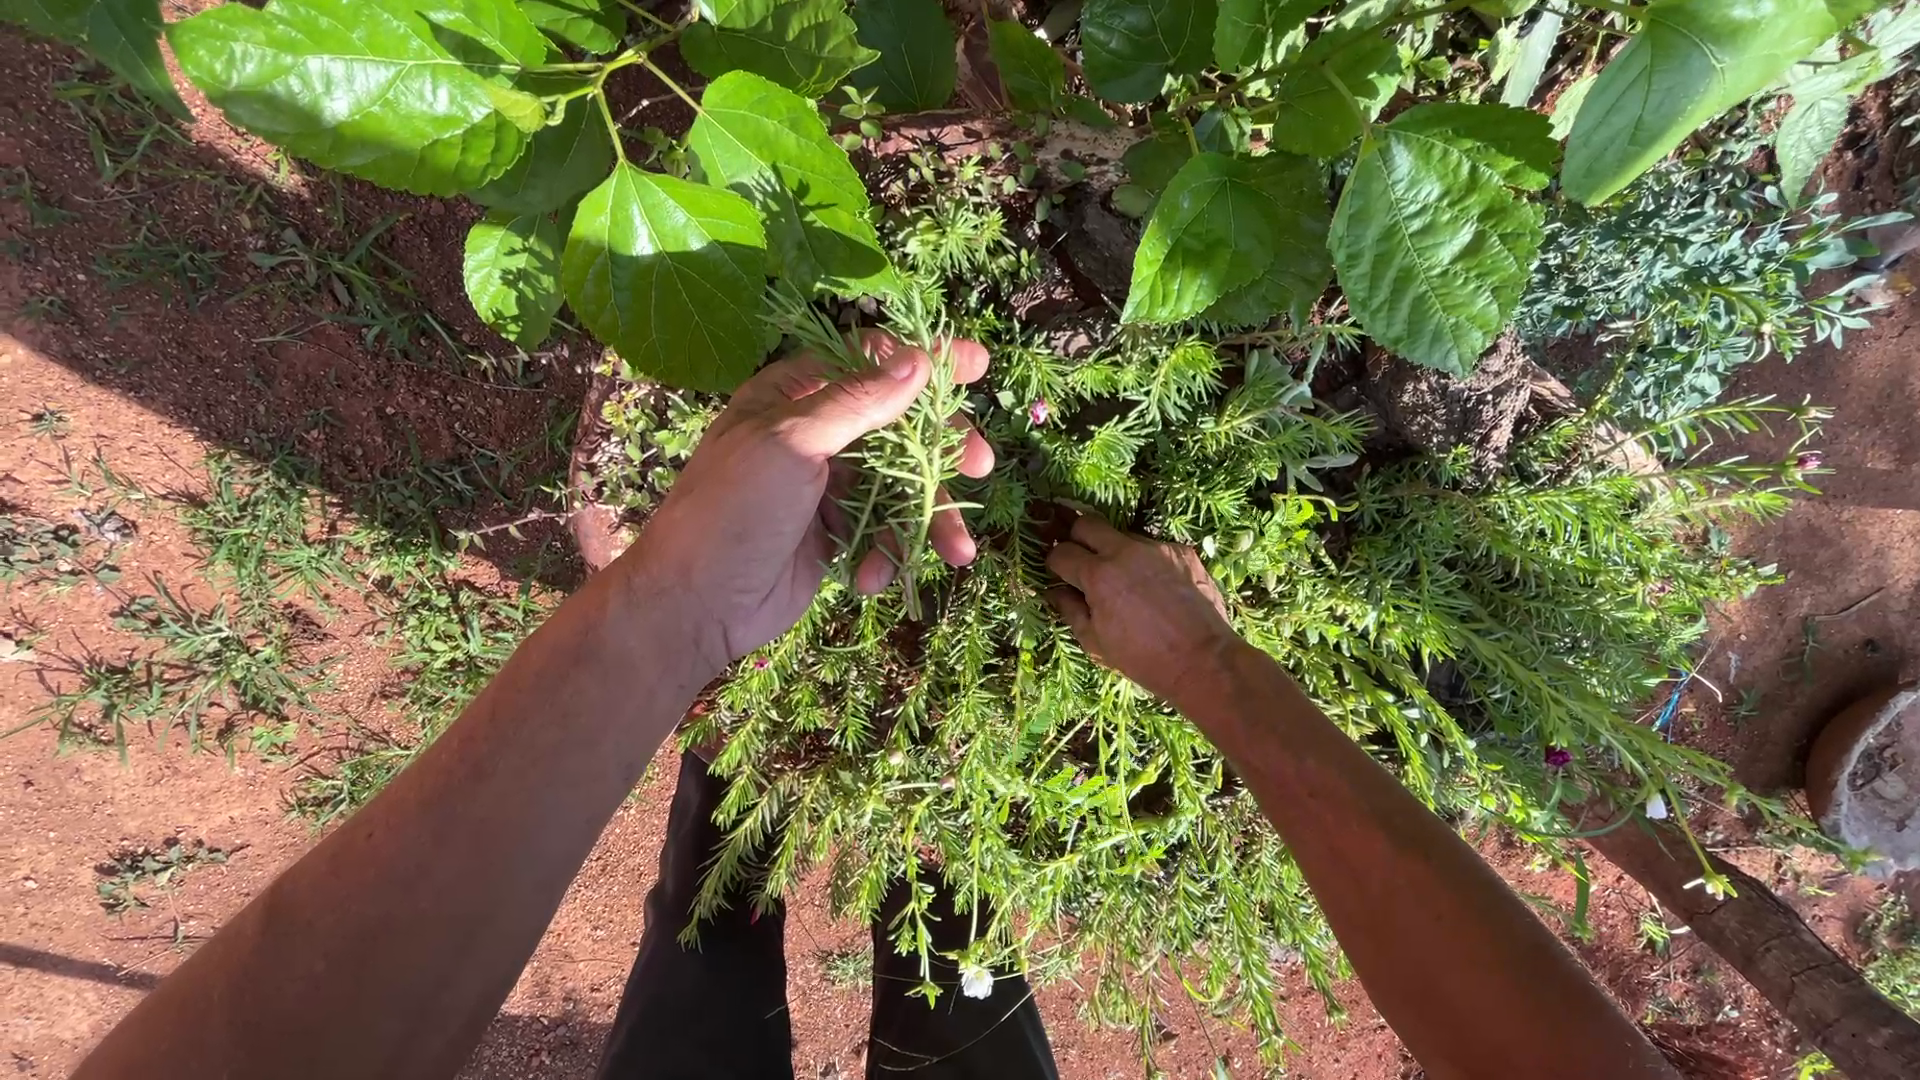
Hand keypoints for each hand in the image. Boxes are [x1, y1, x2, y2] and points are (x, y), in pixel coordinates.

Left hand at [619, 334, 991, 674]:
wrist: (696, 603)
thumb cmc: (733, 509)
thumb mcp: (792, 443)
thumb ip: (857, 401)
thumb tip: (918, 359)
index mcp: (798, 394)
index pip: (872, 360)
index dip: (926, 360)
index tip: (977, 364)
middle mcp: (819, 433)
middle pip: (902, 425)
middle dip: (943, 449)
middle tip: (980, 464)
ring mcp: (831, 485)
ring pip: (903, 485)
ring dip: (931, 518)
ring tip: (958, 551)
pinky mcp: (839, 532)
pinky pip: (885, 530)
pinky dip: (889, 553)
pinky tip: (874, 579)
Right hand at [1044, 514, 1242, 704]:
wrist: (1204, 661)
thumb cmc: (1143, 659)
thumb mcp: (1095, 642)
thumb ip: (1070, 610)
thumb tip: (1055, 591)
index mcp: (1099, 575)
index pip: (1062, 553)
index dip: (1054, 564)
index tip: (1059, 575)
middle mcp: (1126, 551)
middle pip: (1087, 523)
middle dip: (1077, 539)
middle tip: (1082, 562)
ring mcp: (1157, 548)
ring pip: (1122, 535)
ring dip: (1114, 552)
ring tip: (1125, 581)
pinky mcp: (1182, 551)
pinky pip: (1153, 548)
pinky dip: (1145, 562)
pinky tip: (1155, 588)